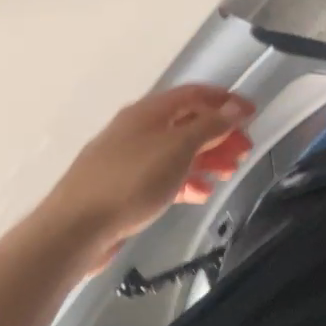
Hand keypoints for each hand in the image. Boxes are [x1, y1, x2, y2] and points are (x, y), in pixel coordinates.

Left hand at [39, 85, 254, 270]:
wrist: (72, 232)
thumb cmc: (130, 182)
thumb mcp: (179, 148)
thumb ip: (211, 126)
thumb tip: (234, 108)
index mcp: (148, 112)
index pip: (195, 94)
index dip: (226, 101)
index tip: (253, 115)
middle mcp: (137, 129)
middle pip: (188, 123)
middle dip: (220, 135)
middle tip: (244, 152)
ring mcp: (128, 159)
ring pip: (177, 151)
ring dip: (206, 159)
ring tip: (227, 175)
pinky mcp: (122, 187)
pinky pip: (162, 175)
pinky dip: (185, 180)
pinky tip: (200, 194)